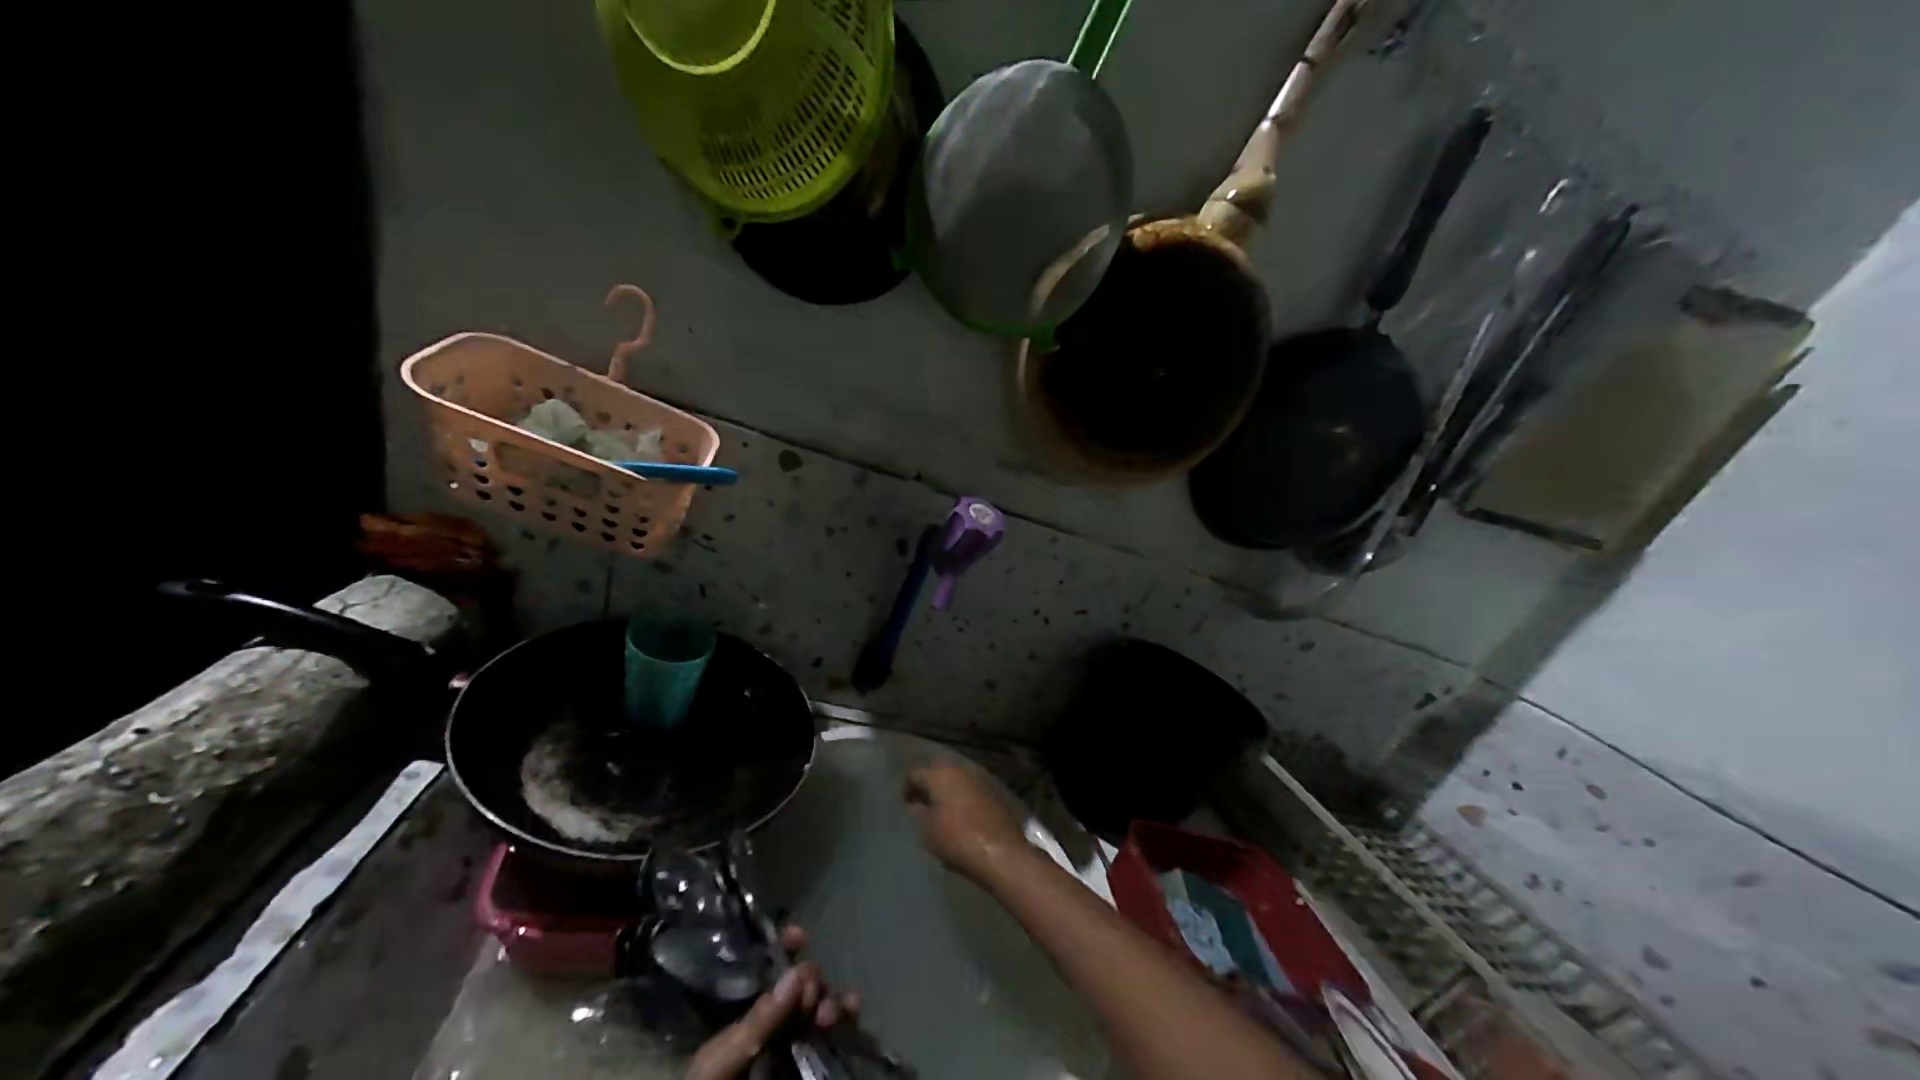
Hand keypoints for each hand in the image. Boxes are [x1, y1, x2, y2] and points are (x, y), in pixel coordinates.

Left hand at [686, 926, 860, 1079]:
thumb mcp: (721, 1060)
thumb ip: (759, 1022)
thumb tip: (797, 973)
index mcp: (746, 1013)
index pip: (768, 968)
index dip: (786, 947)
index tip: (801, 937)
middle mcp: (774, 1022)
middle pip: (802, 986)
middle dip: (814, 982)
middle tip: (814, 1000)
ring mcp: (794, 1044)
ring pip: (823, 1008)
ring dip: (835, 1000)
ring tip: (833, 1013)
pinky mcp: (811, 1063)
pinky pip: (837, 1037)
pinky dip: (848, 1022)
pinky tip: (853, 1015)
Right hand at [902, 759, 1029, 881]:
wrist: (1001, 853)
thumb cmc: (957, 840)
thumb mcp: (928, 831)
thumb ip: (920, 814)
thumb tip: (918, 805)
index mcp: (941, 775)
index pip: (915, 774)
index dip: (906, 787)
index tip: (904, 802)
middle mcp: (962, 769)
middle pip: (939, 773)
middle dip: (930, 786)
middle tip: (923, 802)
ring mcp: (982, 778)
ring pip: (959, 779)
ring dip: (949, 791)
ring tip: (942, 809)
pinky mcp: (998, 792)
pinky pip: (973, 789)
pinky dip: (965, 797)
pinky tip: (962, 813)